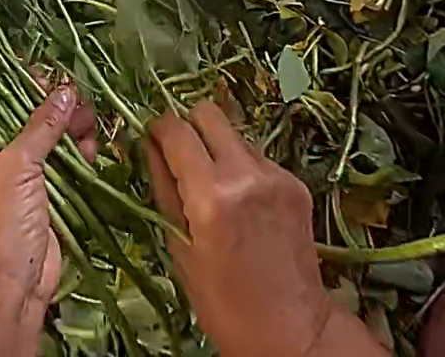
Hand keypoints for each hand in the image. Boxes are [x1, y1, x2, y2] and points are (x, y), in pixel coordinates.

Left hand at [0, 83, 97, 356]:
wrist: (8, 298)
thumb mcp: (17, 167)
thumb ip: (42, 125)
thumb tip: (65, 90)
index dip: (20, 89)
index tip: (49, 77)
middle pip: (20, 123)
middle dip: (51, 111)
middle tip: (78, 98)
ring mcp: (9, 183)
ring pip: (41, 144)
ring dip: (67, 131)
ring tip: (89, 121)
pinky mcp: (34, 200)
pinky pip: (54, 167)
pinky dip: (72, 156)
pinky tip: (89, 147)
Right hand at [146, 102, 386, 356]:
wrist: (293, 332)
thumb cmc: (223, 301)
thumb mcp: (179, 247)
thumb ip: (163, 186)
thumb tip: (150, 143)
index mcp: (210, 195)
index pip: (176, 129)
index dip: (159, 126)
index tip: (153, 135)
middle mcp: (244, 174)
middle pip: (207, 112)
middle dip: (188, 124)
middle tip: (182, 152)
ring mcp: (274, 175)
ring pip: (233, 132)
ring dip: (217, 147)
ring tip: (215, 186)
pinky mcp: (294, 181)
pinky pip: (257, 155)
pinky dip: (242, 167)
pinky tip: (243, 202)